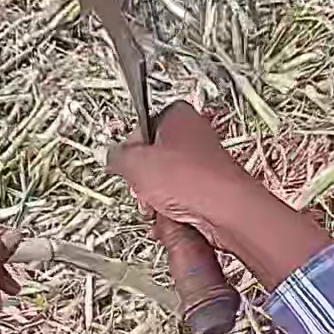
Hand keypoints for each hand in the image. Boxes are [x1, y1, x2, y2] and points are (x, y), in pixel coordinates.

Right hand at [107, 103, 332, 288]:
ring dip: (155, 199)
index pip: (142, 129)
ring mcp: (203, 164)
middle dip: (143, 180)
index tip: (125, 164)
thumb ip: (117, 158)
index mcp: (177, 116)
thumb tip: (109, 157)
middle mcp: (194, 136)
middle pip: (153, 159)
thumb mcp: (136, 164)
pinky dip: (171, 211)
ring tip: (158, 206)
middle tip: (142, 189)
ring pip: (165, 183)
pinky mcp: (209, 190)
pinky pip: (180, 200)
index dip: (130, 150)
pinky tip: (170, 218)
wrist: (224, 210)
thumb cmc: (190, 179)